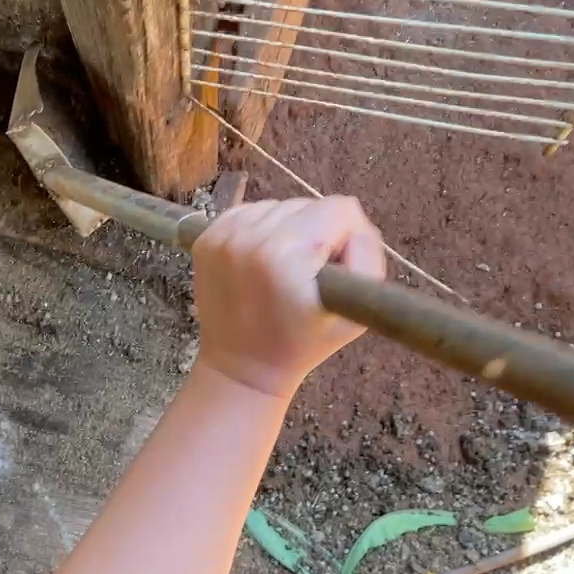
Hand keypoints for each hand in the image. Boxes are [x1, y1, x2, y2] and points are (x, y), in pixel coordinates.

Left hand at [190, 197, 385, 398]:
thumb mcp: (355, 313)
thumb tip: (353, 225)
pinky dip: (260, 233)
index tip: (329, 273)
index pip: (340, 209)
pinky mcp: (206, 239)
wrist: (241, 368)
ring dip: (286, 233)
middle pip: (306, 205)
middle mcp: (248, 237)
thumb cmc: (300, 345)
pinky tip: (258, 266)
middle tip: (302, 278)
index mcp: (285, 252)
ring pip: (277, 207)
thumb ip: (368, 255)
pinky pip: (250, 214)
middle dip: (314, 235)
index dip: (346, 241)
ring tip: (279, 273)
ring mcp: (222, 236)